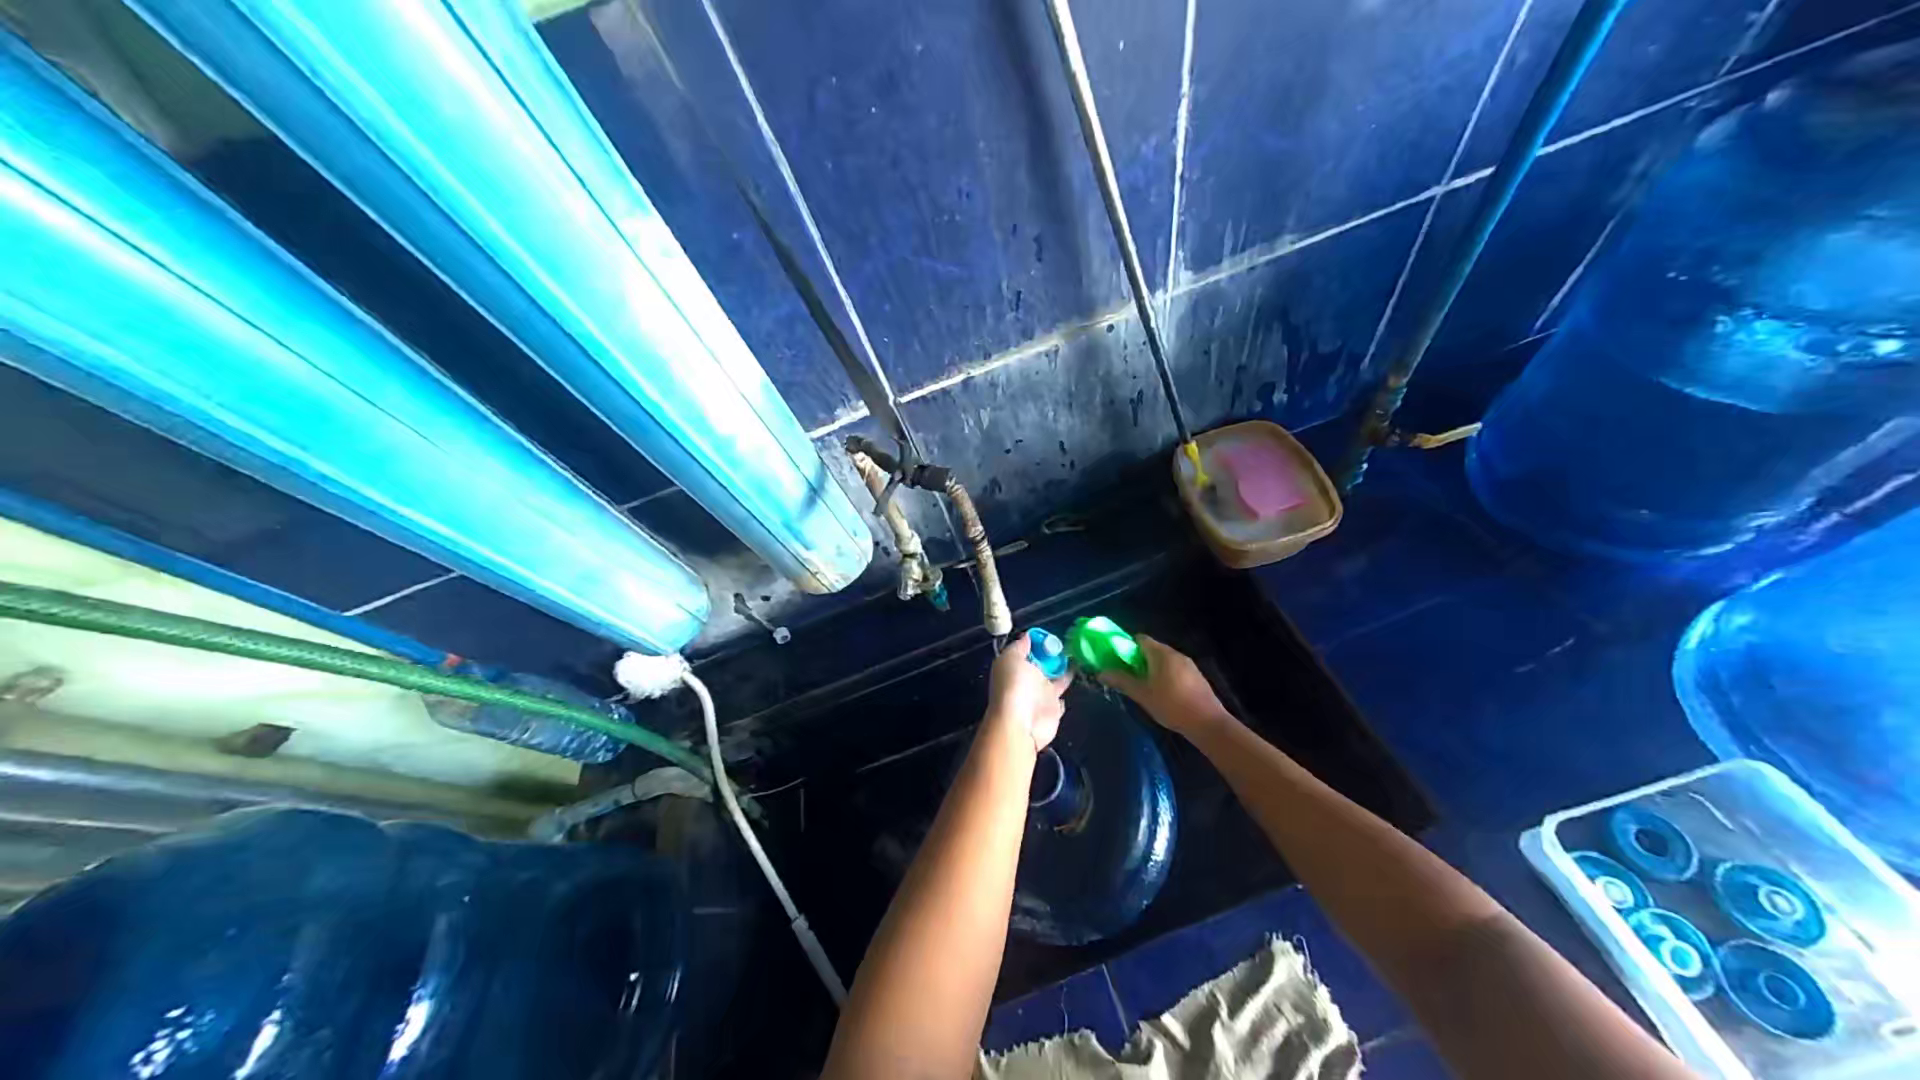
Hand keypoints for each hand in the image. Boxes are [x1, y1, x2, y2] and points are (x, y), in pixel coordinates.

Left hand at [986, 635, 1070, 753]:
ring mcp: (1041, 695)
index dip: (1040, 642)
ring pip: (1055, 678)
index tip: (1055, 635)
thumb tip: (1027, 636)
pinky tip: (1078, 679)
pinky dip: (1067, 692)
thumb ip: (1020, 646)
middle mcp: (1028, 679)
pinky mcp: (1054, 709)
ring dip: (1064, 670)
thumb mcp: (1012, 658)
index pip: (1028, 650)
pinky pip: (1061, 697)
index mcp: (1015, 666)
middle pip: (1043, 663)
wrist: (1023, 723)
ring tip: (1081, 656)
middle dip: (1055, 655)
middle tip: (1074, 643)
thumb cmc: (1016, 686)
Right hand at [1098, 635, 1232, 737]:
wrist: (1208, 723)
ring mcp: (1188, 665)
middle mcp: (1176, 654)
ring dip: (1151, 668)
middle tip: (1127, 676)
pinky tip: (1162, 693)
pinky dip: (1165, 675)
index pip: (1140, 639)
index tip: (1117, 660)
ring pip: (1163, 660)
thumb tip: (1101, 673)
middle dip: (1137, 659)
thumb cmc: (1171, 706)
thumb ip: (1121, 681)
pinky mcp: (1196, 676)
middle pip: (1152, 649)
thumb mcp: (1142, 695)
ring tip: (1143, 687)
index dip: (1126, 646)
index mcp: (1161, 654)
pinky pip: (1175, 669)